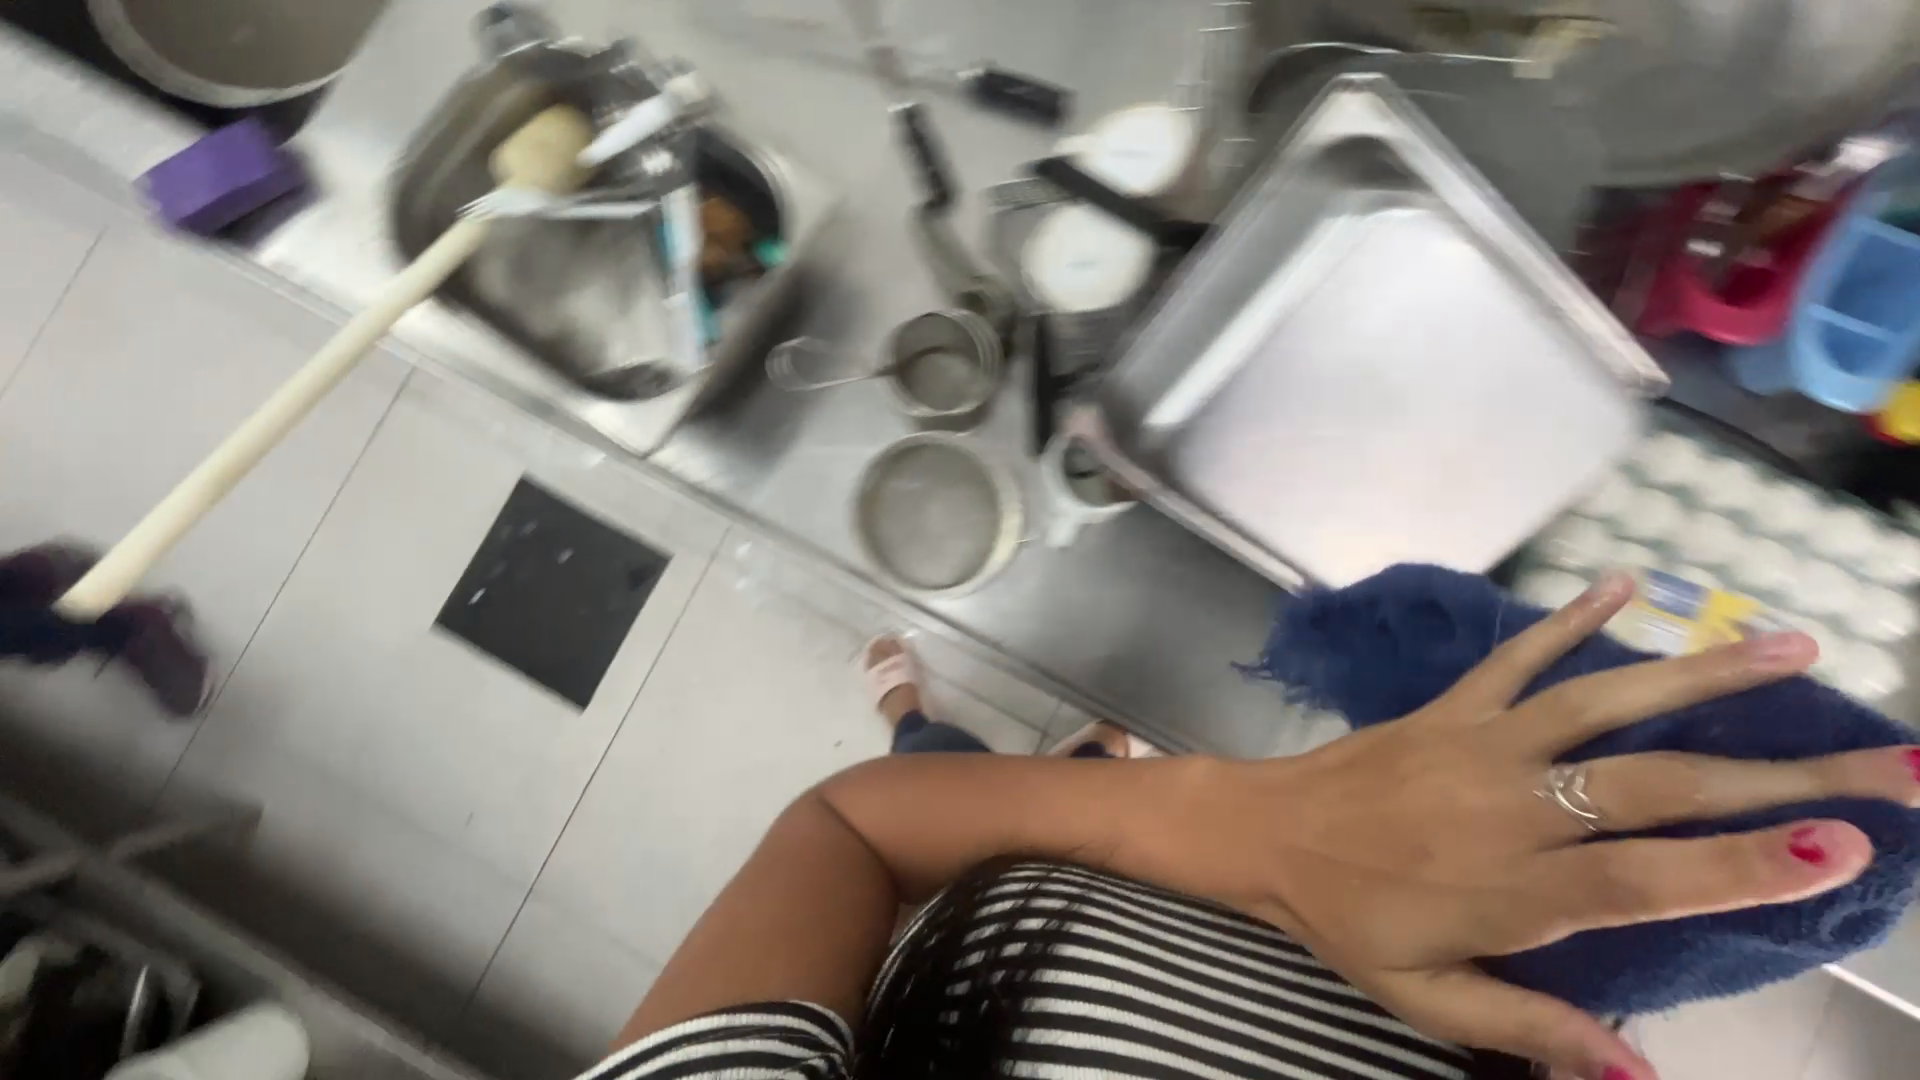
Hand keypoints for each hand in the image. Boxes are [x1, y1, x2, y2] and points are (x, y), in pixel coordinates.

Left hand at [1190, 572, 1917, 1079]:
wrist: (1261, 830)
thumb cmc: (1340, 916)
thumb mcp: (1422, 995)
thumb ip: (1528, 1024)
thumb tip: (1642, 1074)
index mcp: (1511, 891)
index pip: (1647, 879)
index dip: (1745, 866)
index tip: (1852, 846)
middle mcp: (1506, 808)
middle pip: (1653, 787)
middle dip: (1780, 774)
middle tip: (1894, 759)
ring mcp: (1474, 744)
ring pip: (1596, 705)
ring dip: (1695, 674)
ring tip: (1791, 648)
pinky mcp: (1441, 710)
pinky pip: (1511, 660)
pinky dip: (1563, 622)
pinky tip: (1619, 585)